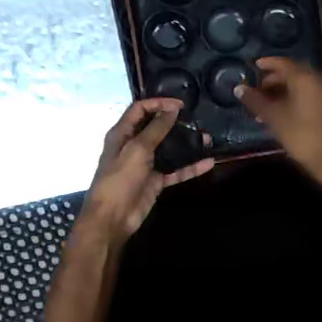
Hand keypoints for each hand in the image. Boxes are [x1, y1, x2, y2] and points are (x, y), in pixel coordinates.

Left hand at [78, 97, 212, 243]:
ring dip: (186, 144)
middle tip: (196, 119)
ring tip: (207, 138)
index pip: (140, 109)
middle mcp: (134, 146)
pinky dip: (191, 167)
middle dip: (175, 121)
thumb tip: (172, 109)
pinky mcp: (156, 181)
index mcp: (122, 134)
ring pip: (169, 149)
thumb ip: (155, 129)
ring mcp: (146, 164)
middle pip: (156, 127)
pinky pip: (176, 170)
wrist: (112, 218)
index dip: (159, 103)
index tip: (182, 105)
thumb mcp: (137, 150)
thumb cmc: (119, 179)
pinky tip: (209, 163)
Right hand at [236, 57, 321, 196]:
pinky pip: (308, 95)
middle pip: (292, 74)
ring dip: (281, 91)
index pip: (284, 63)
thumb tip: (238, 88)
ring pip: (300, 86)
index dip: (267, 63)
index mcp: (305, 79)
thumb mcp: (273, 117)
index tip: (254, 65)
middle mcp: (318, 81)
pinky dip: (293, 98)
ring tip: (264, 106)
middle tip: (257, 90)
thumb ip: (255, 100)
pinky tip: (279, 112)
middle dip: (273, 80)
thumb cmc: (299, 135)